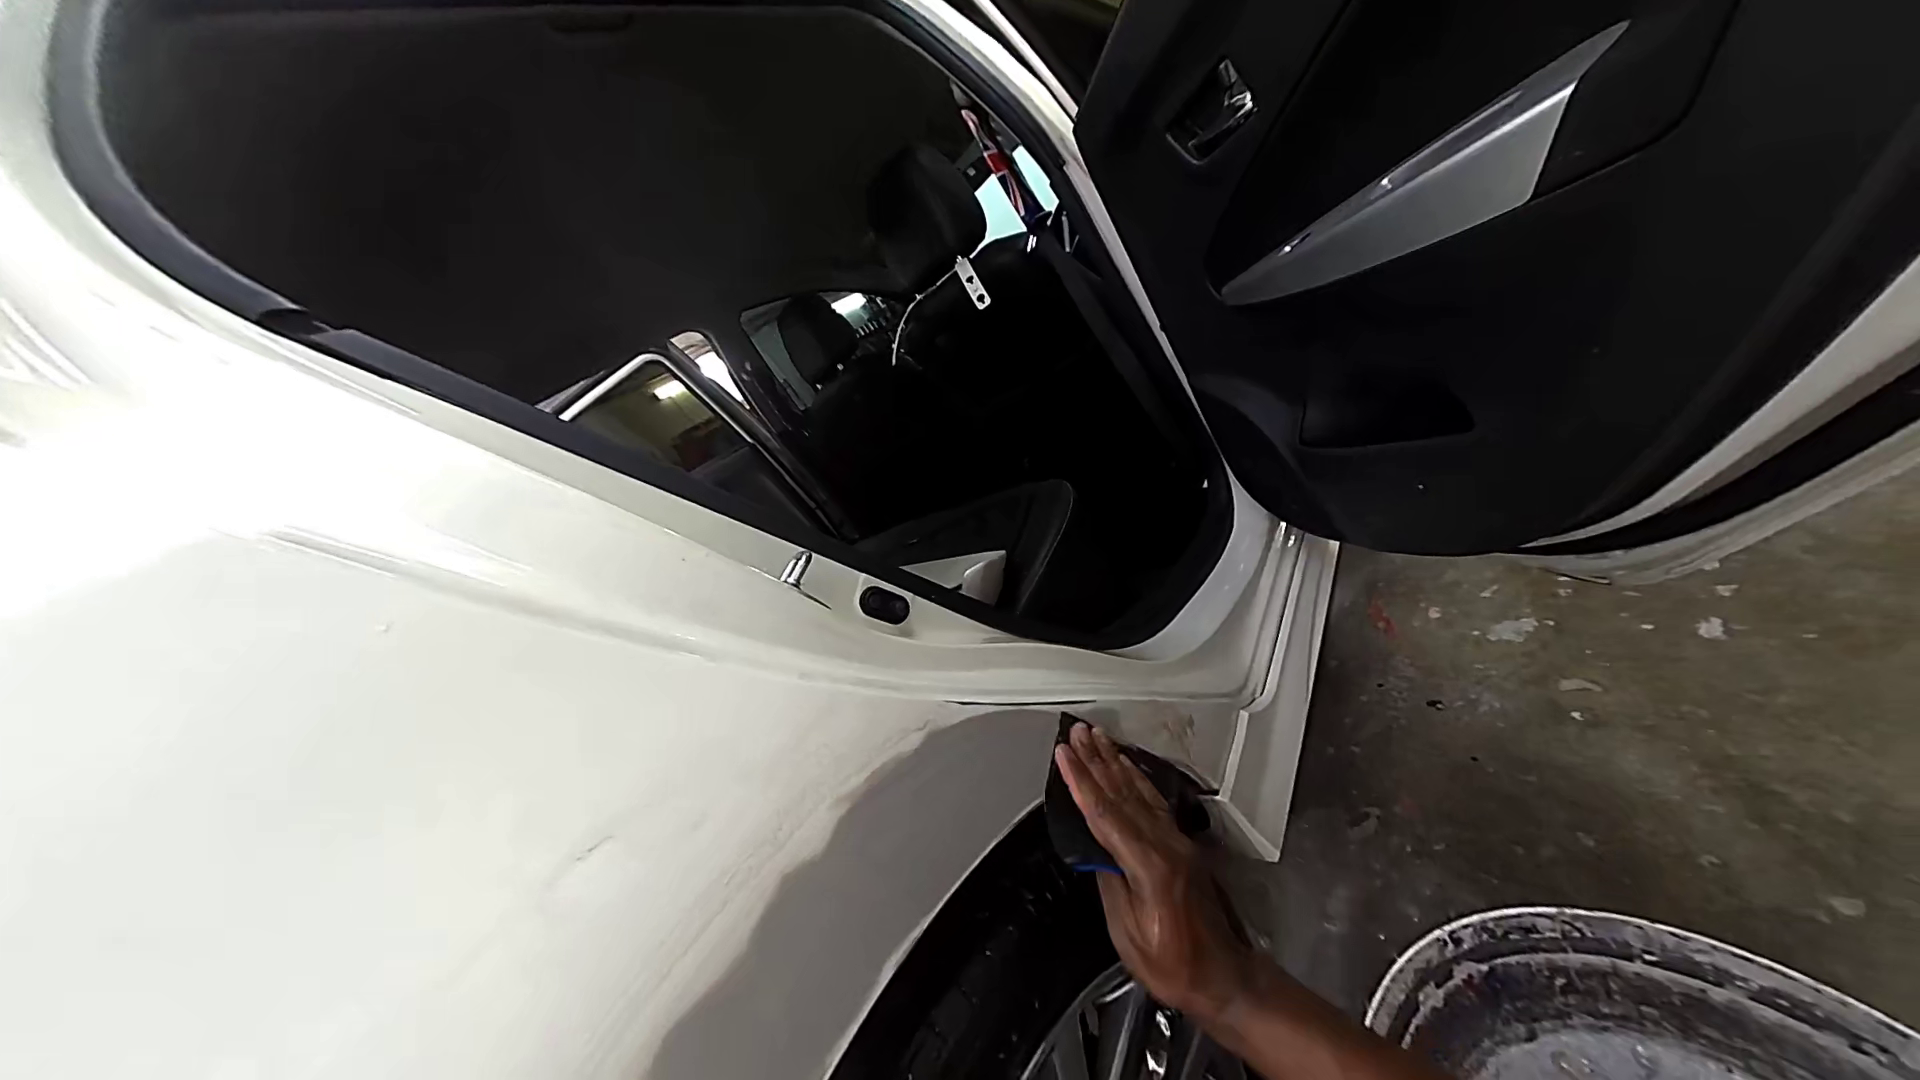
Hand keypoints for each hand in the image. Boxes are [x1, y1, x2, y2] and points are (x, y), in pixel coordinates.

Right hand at [1053, 722, 1254, 1021]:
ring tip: (1098, 736)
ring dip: (1114, 761)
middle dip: (1096, 759)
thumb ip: (1111, 884)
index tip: (1064, 753)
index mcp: (1149, 866)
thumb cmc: (1175, 967)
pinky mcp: (1182, 844)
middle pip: (1122, 793)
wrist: (1228, 979)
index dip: (1081, 781)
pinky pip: (1153, 801)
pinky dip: (1136, 777)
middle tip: (1077, 731)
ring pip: (1139, 791)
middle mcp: (1165, 844)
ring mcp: (1177, 841)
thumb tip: (1097, 849)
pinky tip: (1126, 764)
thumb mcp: (1129, 935)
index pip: (1105, 813)